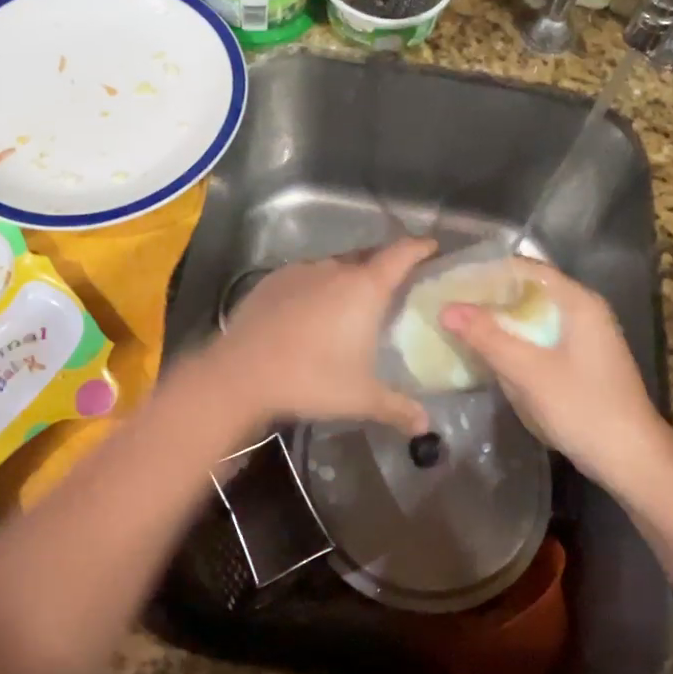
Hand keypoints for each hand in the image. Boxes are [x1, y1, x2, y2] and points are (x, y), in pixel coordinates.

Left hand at [209, 238, 435, 435]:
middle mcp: (334, 269)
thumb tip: (426, 426)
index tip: (432, 247)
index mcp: (364, 287)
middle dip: (384, 266)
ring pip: (333, 267)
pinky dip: (316, 288)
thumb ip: (397, 408)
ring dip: (347, 278)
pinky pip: (305, 277)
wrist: (241, 374)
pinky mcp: (272, 280)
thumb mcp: (360, 398)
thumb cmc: (311, 379)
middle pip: (368, 257)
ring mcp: (300, 271)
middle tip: (396, 284)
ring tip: (352, 301)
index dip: (419, 248)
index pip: (401, 254)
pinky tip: (311, 311)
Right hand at [440, 262, 672, 483]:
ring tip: (458, 328)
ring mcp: (585, 338)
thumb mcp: (528, 372)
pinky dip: (515, 344)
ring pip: (532, 319)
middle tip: (448, 306)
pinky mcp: (581, 363)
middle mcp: (584, 311)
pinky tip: (489, 357)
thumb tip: (445, 308)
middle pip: (528, 292)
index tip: (451, 281)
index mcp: (578, 302)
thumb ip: (486, 337)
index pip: (525, 269)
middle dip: (488, 300)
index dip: (487, 272)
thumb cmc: (583, 408)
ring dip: (500, 324)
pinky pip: (540, 341)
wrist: (633, 461)